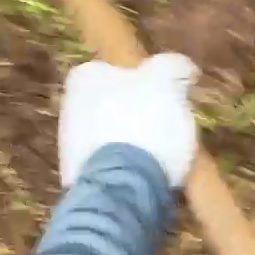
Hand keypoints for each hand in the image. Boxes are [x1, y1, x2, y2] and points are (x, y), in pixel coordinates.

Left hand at [59, 54, 199, 187]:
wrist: (123, 188)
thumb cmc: (146, 126)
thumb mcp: (168, 84)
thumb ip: (173, 68)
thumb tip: (183, 66)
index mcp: (87, 75)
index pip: (119, 74)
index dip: (147, 89)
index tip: (167, 105)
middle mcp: (71, 106)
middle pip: (114, 109)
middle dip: (136, 120)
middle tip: (166, 136)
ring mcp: (71, 147)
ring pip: (110, 142)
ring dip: (131, 150)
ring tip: (159, 167)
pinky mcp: (81, 183)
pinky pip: (111, 172)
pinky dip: (126, 175)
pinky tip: (145, 184)